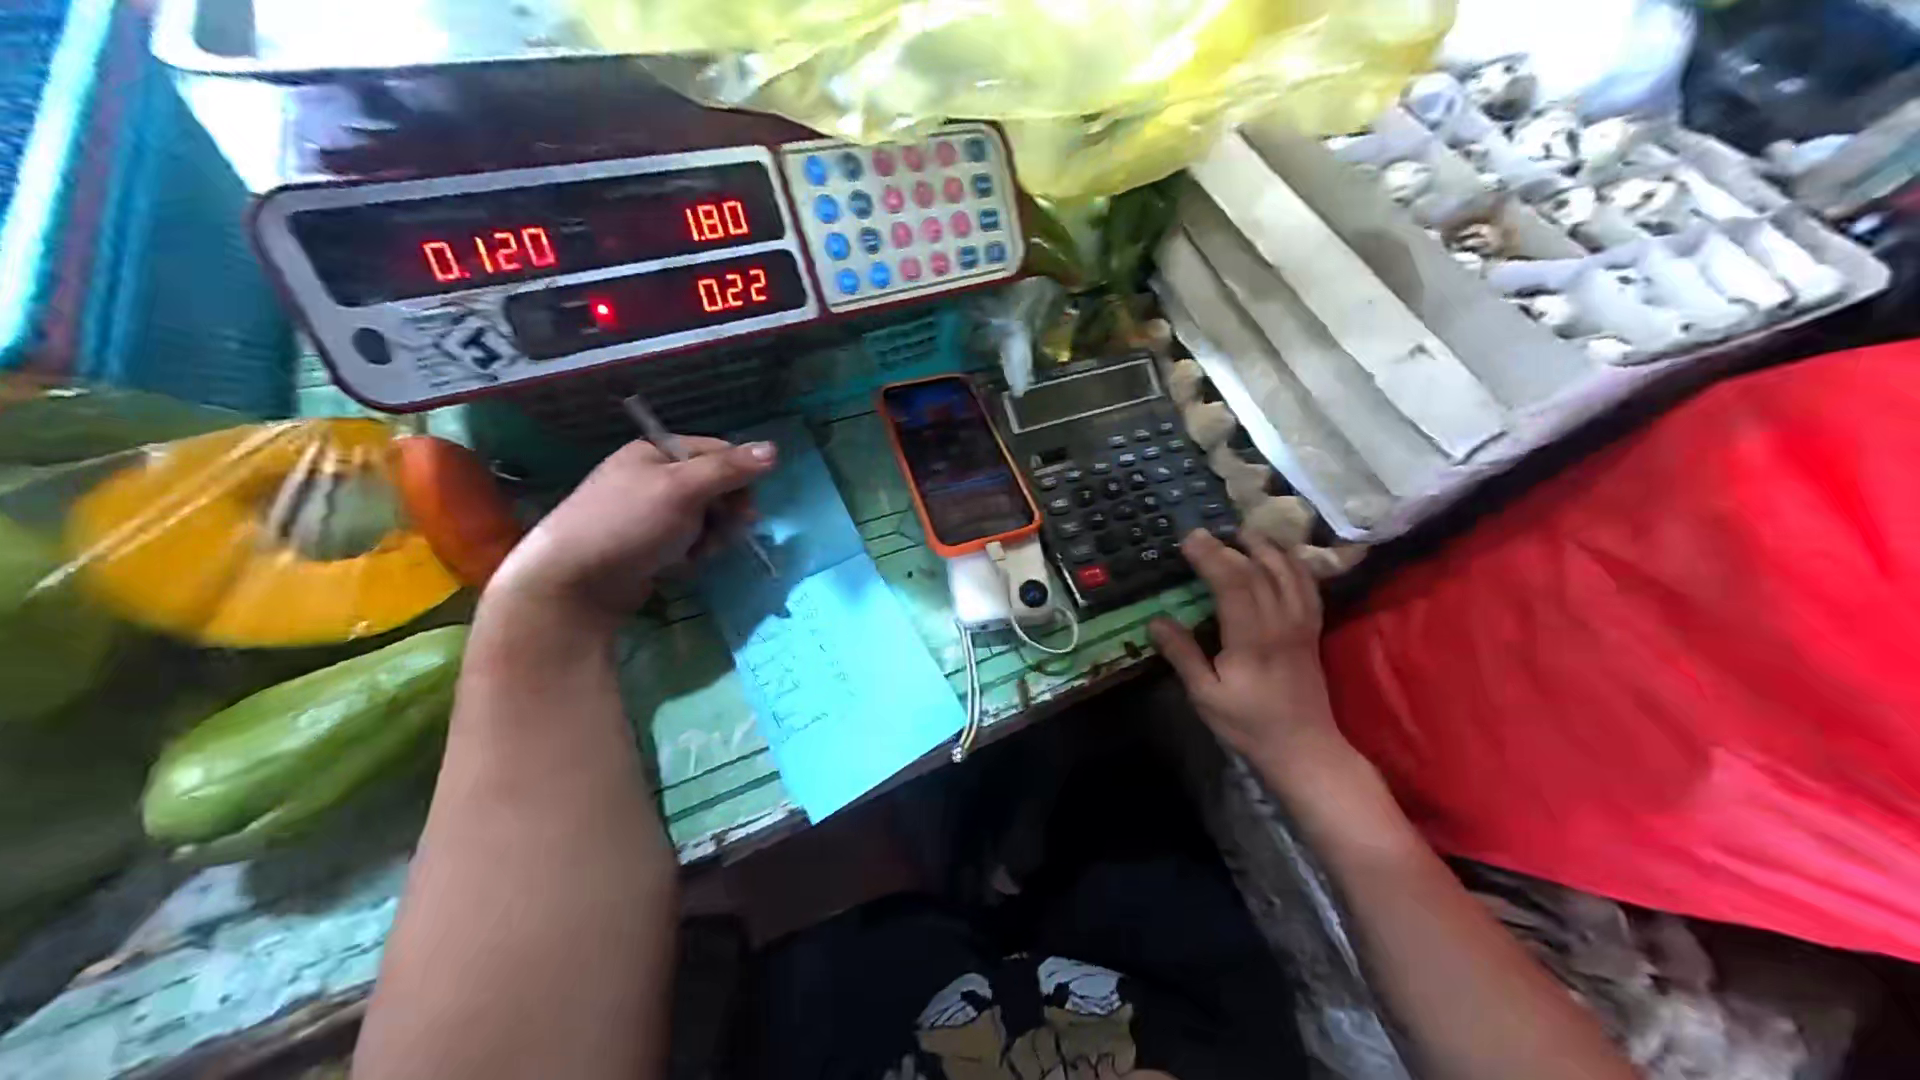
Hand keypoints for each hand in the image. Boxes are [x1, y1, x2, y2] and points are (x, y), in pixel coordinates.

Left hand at [488, 437, 776, 625]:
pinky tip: (682, 564)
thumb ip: (729, 470)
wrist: (572, 583)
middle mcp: (654, 476)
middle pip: (717, 488)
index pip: (719, 454)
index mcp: (657, 452)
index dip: (740, 479)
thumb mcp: (682, 489)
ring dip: (712, 537)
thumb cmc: (628, 524)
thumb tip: (774, 448)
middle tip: (724, 534)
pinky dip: (693, 552)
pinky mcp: (649, 543)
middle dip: (726, 514)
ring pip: (707, 518)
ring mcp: (650, 512)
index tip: (745, 510)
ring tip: (697, 553)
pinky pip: (689, 540)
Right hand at [1149, 530, 1352, 771]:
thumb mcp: (1205, 696)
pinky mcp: (1312, 630)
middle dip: (1228, 547)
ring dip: (1265, 548)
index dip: (1211, 557)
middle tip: (1202, 533)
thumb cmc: (1249, 725)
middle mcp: (1280, 623)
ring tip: (1242, 533)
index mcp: (1252, 639)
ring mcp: (1301, 624)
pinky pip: (1307, 587)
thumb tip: (1156, 620)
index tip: (1189, 540)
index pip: (1233, 584)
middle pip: (1258, 572)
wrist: (1304, 748)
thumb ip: (1183, 655)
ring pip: (1287, 573)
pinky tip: (1280, 556)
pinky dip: (1293, 565)